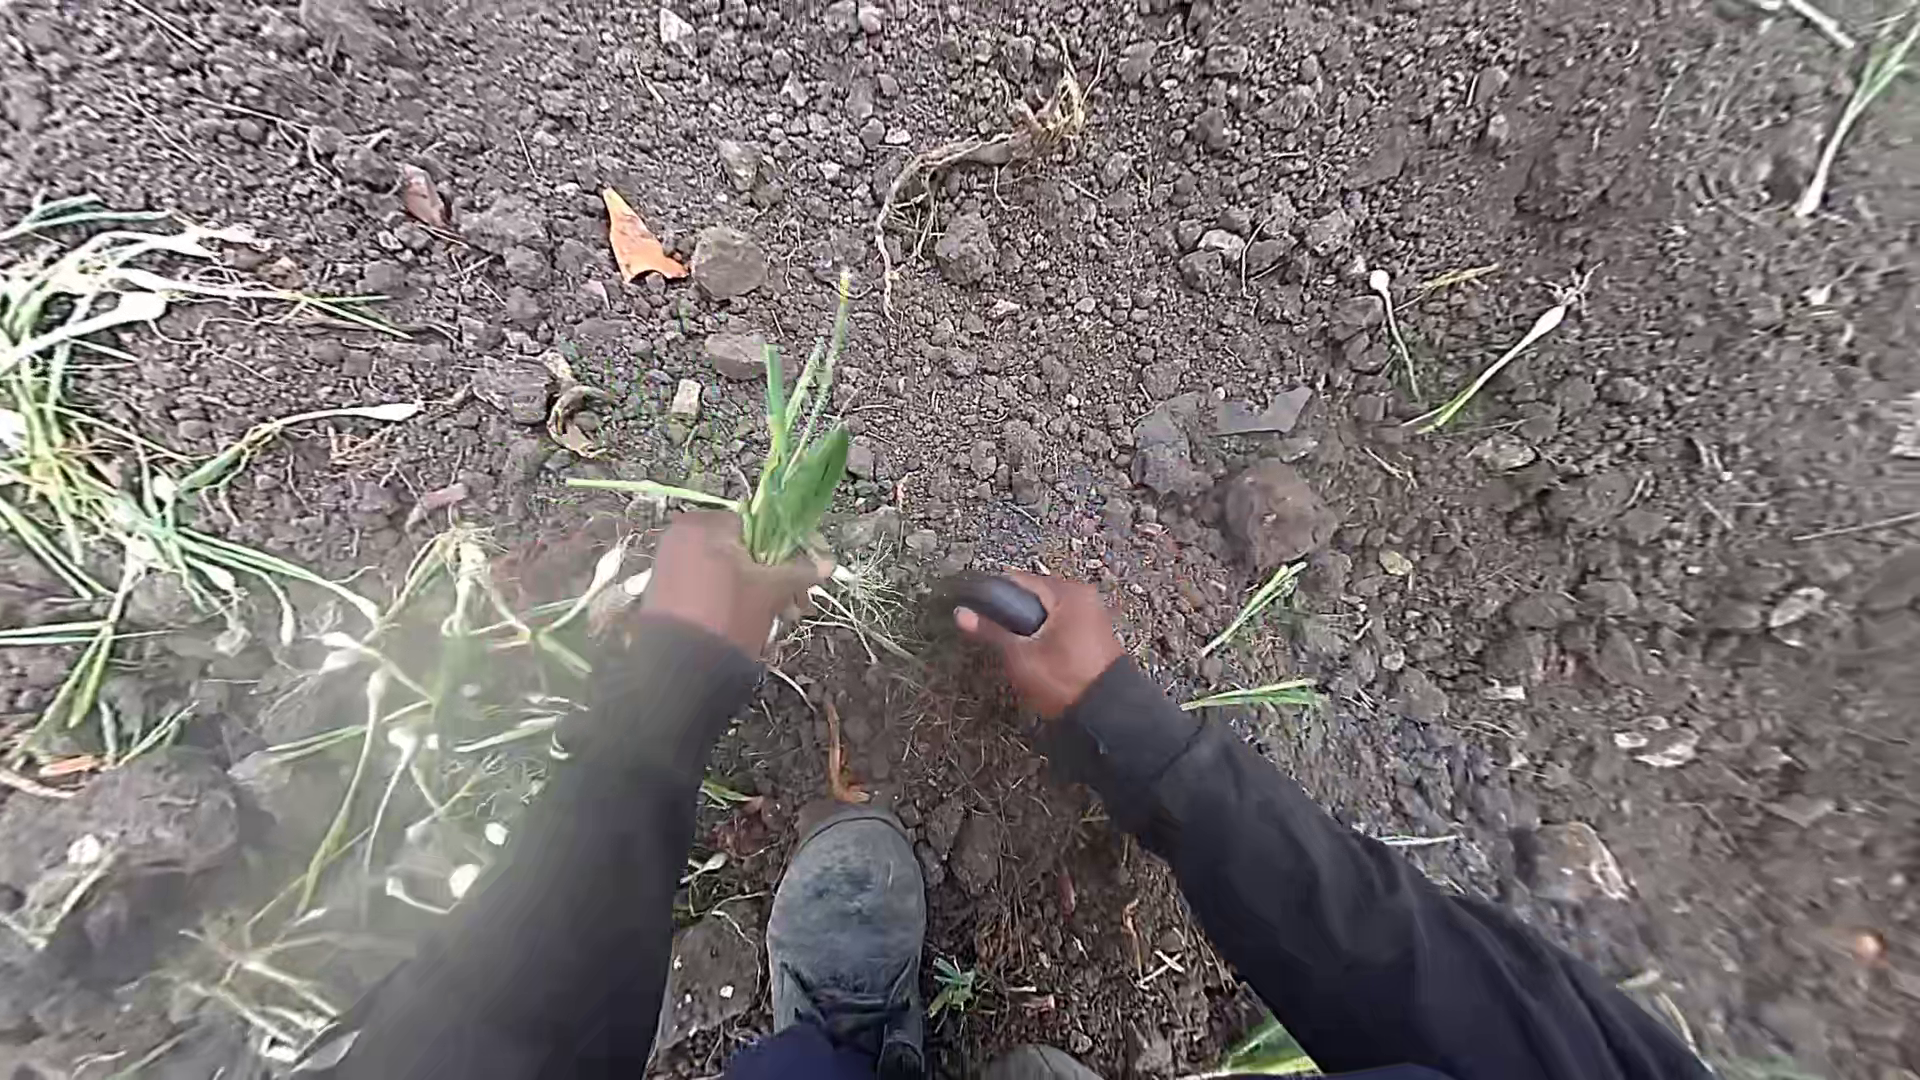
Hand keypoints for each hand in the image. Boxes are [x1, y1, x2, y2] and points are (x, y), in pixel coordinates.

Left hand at [641, 511, 826, 657]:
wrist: (679, 670)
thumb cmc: (727, 616)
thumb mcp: (772, 590)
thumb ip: (800, 571)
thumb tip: (826, 563)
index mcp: (703, 525)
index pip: (758, 524)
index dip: (786, 547)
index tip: (802, 570)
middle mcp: (681, 538)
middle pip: (744, 551)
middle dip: (775, 576)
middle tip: (795, 601)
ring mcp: (670, 566)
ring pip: (730, 572)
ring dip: (759, 592)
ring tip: (780, 618)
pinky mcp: (666, 594)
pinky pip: (711, 589)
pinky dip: (734, 601)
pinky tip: (754, 624)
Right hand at [954, 572, 1124, 718]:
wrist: (1108, 715)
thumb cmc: (1065, 681)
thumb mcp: (1021, 656)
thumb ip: (990, 631)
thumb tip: (961, 614)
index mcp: (1068, 593)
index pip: (1019, 579)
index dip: (992, 593)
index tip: (973, 608)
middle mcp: (1083, 596)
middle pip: (1033, 595)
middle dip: (1011, 611)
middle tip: (991, 632)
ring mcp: (1091, 614)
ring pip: (1045, 611)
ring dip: (1027, 624)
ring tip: (1010, 645)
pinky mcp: (1092, 633)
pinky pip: (1059, 623)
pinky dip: (1043, 632)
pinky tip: (1032, 651)